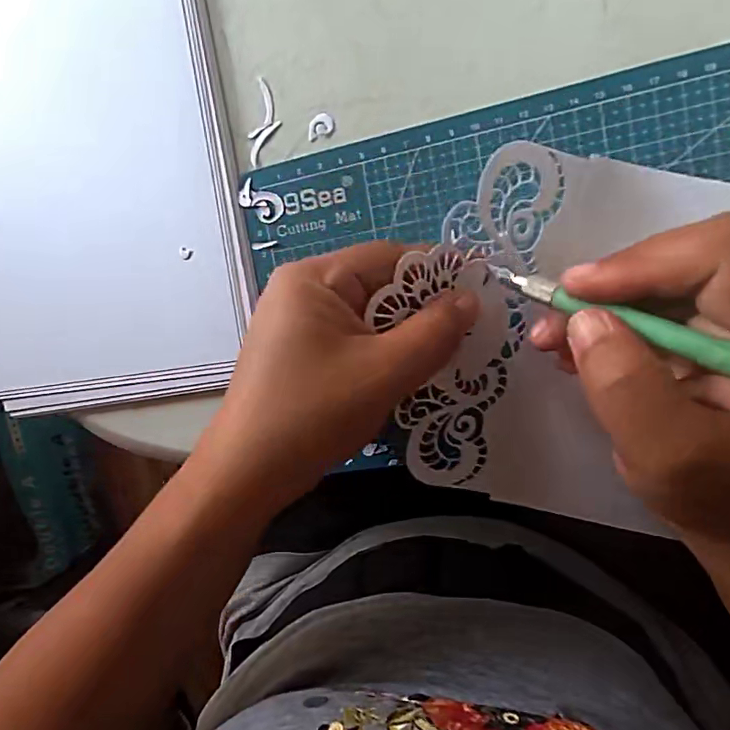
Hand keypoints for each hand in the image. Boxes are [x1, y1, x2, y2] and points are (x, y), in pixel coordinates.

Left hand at [195, 241, 478, 508]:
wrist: (246, 474)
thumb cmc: (313, 414)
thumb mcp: (384, 371)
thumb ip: (435, 331)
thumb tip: (469, 299)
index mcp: (313, 278)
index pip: (388, 256)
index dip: (438, 272)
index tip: (482, 294)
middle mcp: (299, 292)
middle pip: (377, 286)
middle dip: (424, 311)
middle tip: (472, 334)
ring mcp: (295, 326)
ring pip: (367, 319)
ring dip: (406, 337)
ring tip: (447, 359)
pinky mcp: (297, 356)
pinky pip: (351, 343)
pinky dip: (381, 356)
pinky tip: (408, 378)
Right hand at [527, 213, 729, 544]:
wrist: (726, 510)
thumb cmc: (709, 492)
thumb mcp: (667, 456)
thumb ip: (629, 389)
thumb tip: (585, 319)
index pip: (724, 255)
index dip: (646, 262)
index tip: (578, 293)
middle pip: (688, 252)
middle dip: (615, 278)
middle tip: (560, 313)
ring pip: (660, 269)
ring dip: (598, 297)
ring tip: (552, 337)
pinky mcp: (703, 321)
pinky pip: (646, 292)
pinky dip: (600, 310)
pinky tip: (571, 343)